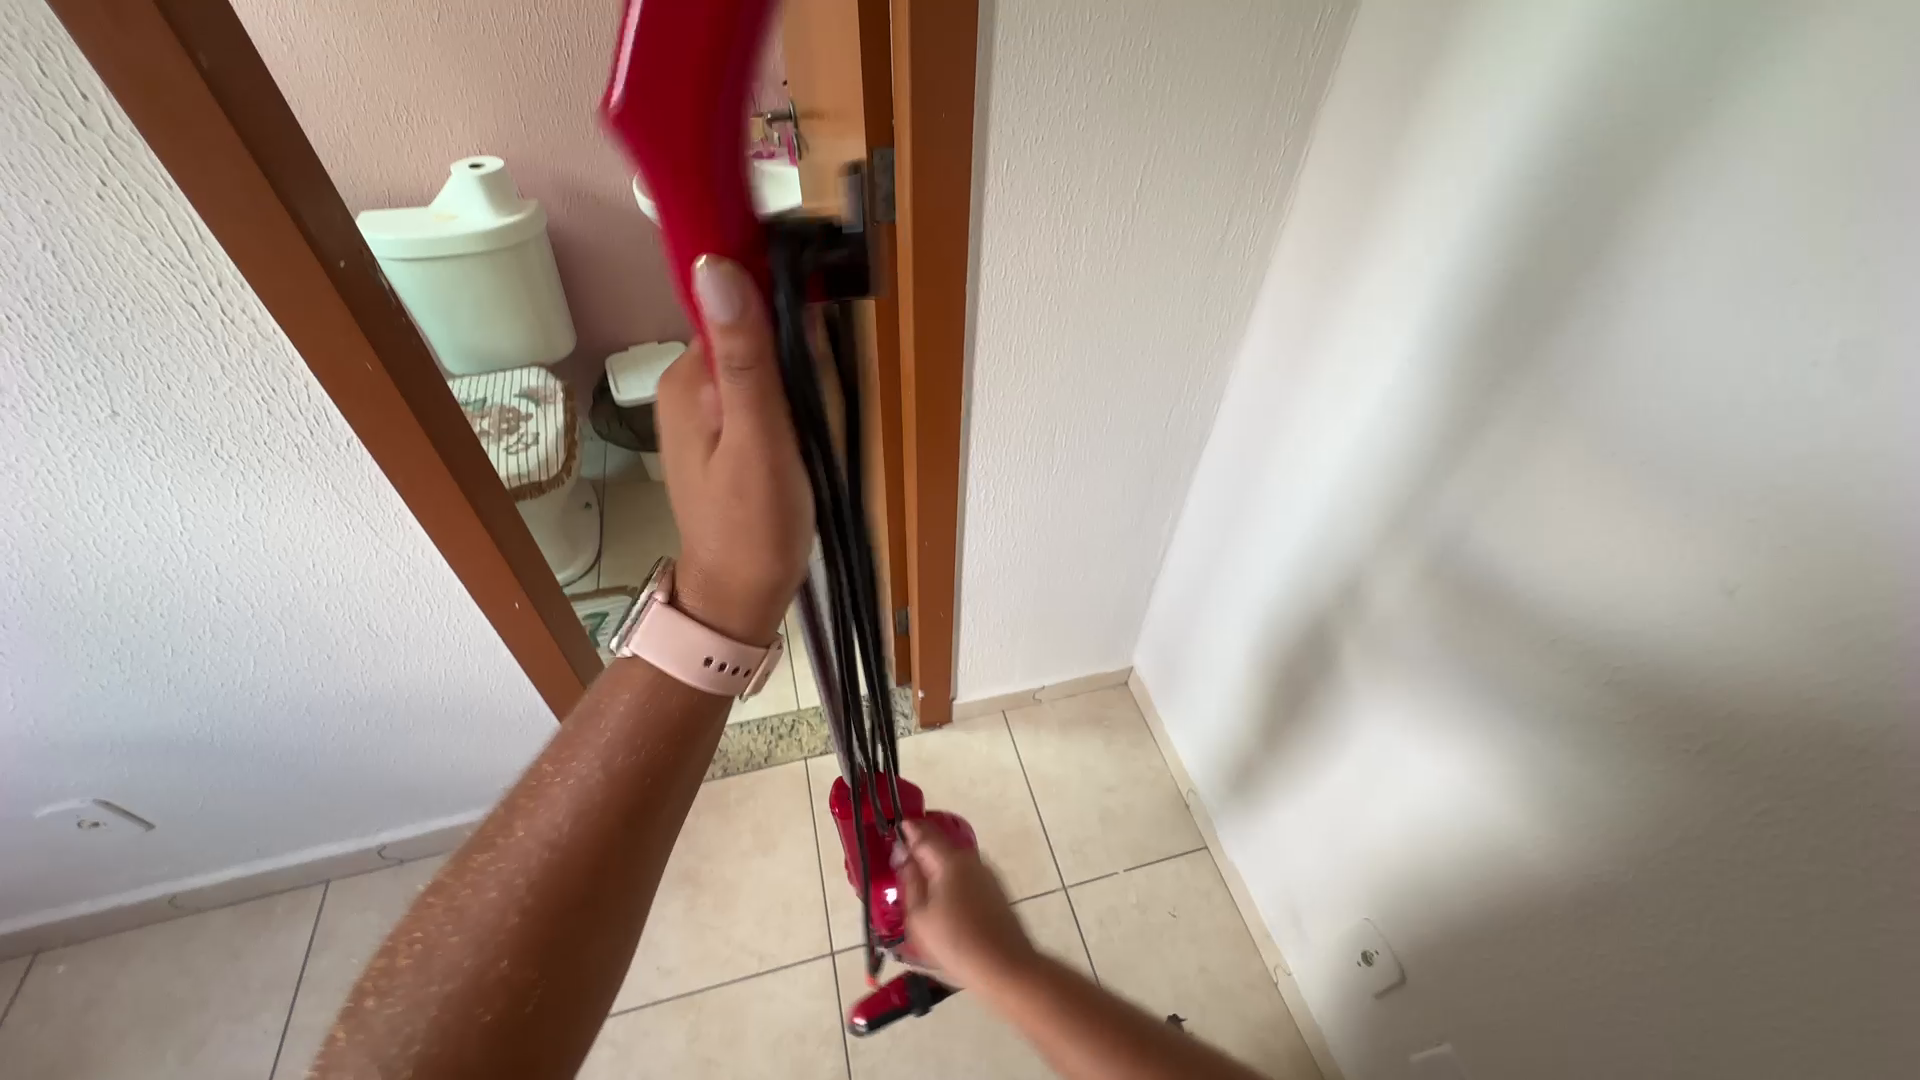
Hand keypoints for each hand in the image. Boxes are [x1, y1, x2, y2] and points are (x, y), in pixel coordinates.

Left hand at [654, 256, 813, 643]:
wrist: (740, 597)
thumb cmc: (754, 525)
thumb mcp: (758, 439)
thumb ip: (745, 356)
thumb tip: (718, 265)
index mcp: (687, 379)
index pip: (736, 309)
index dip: (782, 319)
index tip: (813, 356)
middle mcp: (687, 387)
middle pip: (752, 337)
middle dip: (794, 363)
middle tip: (812, 417)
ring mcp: (703, 412)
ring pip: (761, 368)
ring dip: (797, 388)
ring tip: (808, 437)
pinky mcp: (723, 435)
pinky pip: (760, 397)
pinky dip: (789, 408)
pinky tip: (801, 441)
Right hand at [894, 819, 1039, 988]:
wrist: (1005, 967)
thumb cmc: (956, 942)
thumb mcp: (919, 916)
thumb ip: (910, 881)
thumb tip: (904, 856)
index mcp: (949, 860)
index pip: (924, 833)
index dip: (908, 829)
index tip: (895, 828)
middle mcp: (971, 859)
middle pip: (941, 846)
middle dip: (923, 849)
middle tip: (904, 858)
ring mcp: (987, 874)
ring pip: (955, 862)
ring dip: (938, 866)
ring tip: (922, 883)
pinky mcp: (996, 891)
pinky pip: (967, 876)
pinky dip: (952, 879)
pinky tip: (945, 900)